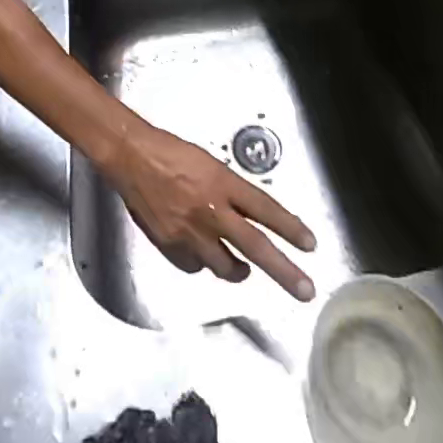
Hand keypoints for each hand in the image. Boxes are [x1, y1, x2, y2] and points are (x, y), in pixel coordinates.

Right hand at [104, 125, 317, 299]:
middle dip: (284, 271)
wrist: (132, 157)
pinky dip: (203, 264)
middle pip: (255, 246)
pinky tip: (202, 254)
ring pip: (225, 267)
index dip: (290, 229)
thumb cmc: (170, 151)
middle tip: (305, 291)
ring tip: (244, 269)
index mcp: (222, 182)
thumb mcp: (210, 163)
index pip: (266, 209)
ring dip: (239, 271)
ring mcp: (190, 231)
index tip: (310, 245)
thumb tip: (245, 213)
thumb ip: (229, 190)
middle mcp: (211, 210)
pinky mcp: (169, 246)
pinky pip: (195, 267)